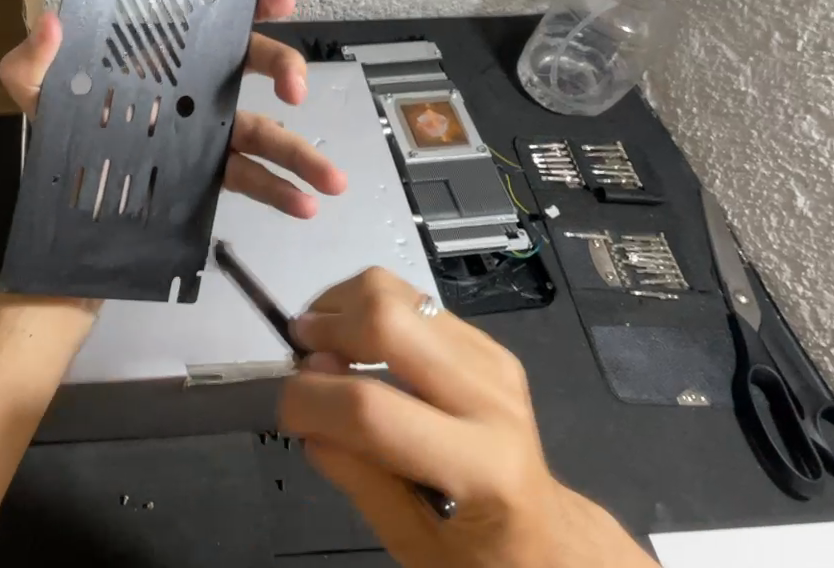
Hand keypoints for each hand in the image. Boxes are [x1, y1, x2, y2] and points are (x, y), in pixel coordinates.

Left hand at [0, 0, 347, 217]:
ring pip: (260, 129)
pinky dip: (275, 191)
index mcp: (160, 52)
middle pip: (250, 65)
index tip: (281, 3)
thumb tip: (51, 21)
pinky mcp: (202, 171)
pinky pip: (244, 177)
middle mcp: (190, 84)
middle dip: (283, 67)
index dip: (250, 6)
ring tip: (333, 179)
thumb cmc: (54, 122)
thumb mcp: (33, 85)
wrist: (56, 185)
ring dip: (299, 151)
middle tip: (297, 88)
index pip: (211, 18)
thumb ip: (34, 57)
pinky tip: (301, 205)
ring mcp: (201, 128)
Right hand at [279, 268, 655, 567]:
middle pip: (388, 321)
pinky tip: (353, 341)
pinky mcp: (483, 342)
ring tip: (320, 342)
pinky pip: (407, 295)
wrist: (549, 535)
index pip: (372, 408)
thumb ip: (358, 476)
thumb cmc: (479, 554)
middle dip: (326, 329)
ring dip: (341, 307)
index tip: (284, 408)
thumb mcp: (414, 547)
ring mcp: (490, 360)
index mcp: (481, 465)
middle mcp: (491, 398)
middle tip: (299, 353)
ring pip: (394, 292)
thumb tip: (306, 414)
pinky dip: (364, 306)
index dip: (310, 399)